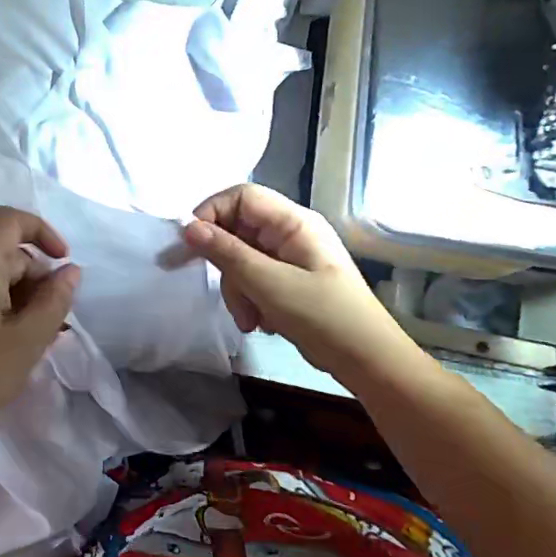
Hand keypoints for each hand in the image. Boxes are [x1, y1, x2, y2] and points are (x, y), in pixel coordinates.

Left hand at [0, 207, 81, 445]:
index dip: (40, 230)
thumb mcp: (30, 339)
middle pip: (6, 254)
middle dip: (37, 278)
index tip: (63, 261)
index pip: (7, 221)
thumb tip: (71, 270)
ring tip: (43, 337)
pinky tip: (20, 341)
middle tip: (57, 320)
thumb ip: (55, 299)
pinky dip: (6, 308)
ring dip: (25, 297)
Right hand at [181, 184, 404, 373]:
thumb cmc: (323, 315)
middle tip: (213, 288)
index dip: (210, 214)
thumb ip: (226, 253)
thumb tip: (188, 228)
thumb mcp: (268, 284)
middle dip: (226, 265)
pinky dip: (249, 300)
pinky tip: (259, 323)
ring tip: (249, 320)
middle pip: (237, 231)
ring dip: (237, 290)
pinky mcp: (288, 281)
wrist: (367, 359)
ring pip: (241, 260)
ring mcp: (290, 258)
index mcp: (294, 222)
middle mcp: (290, 233)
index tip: (188, 244)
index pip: (241, 197)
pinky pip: (253, 279)